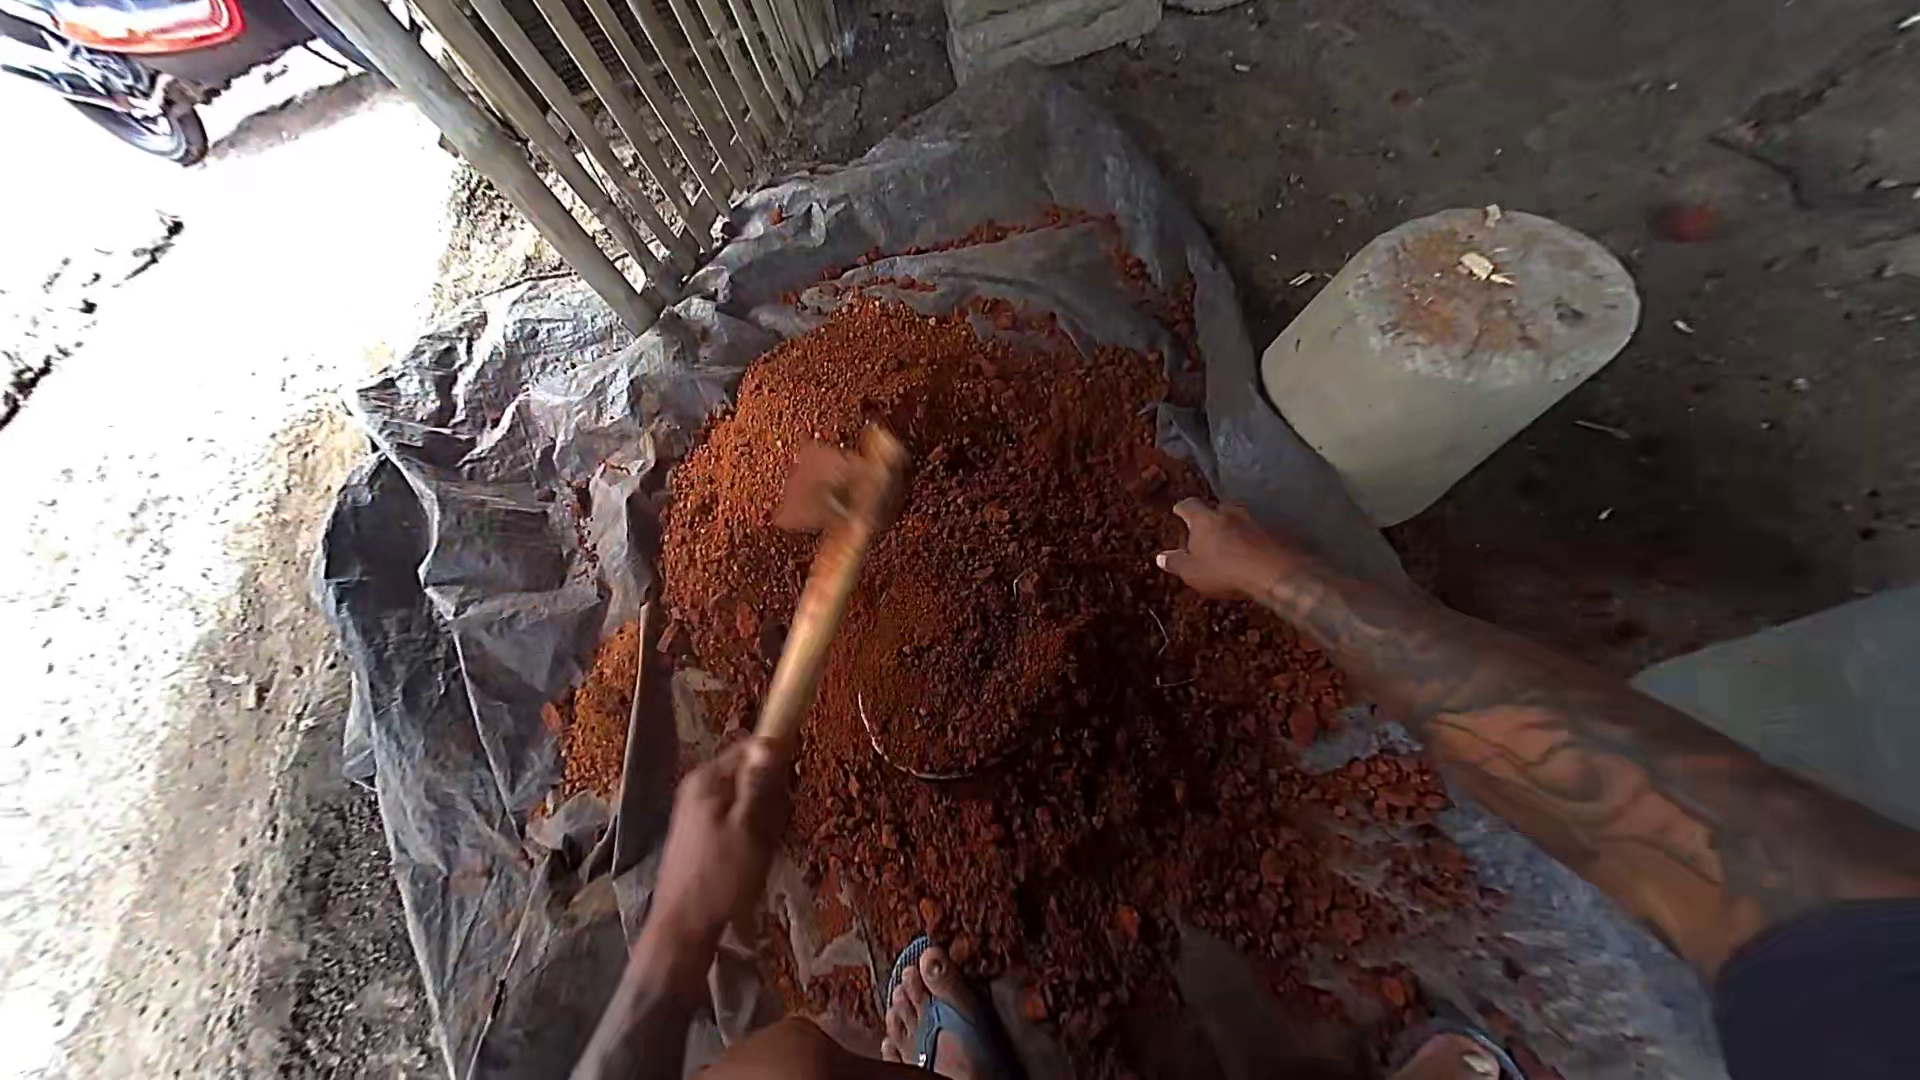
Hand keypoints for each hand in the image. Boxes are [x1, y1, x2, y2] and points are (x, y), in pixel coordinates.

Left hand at [647, 737, 789, 949]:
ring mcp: (700, 809)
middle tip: (775, 821)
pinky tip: (754, 852)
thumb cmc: (720, 877)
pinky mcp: (703, 830)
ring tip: (764, 842)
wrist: (683, 931)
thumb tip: (769, 739)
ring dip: (764, 814)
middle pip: (752, 770)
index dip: (776, 759)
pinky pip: (739, 814)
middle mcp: (701, 786)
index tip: (789, 784)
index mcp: (708, 778)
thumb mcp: (748, 826)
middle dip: (771, 792)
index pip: (752, 745)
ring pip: (749, 794)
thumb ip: (759, 781)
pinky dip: (752, 828)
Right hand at [1155, 499, 1304, 597]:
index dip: (1182, 509)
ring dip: (1235, 527)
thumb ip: (1176, 563)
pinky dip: (1255, 537)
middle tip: (1207, 532)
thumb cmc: (1225, 571)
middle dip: (1211, 518)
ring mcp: (1256, 518)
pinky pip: (1261, 530)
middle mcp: (1229, 512)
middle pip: (1217, 509)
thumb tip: (1161, 557)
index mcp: (1204, 519)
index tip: (1178, 512)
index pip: (1188, 505)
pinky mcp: (1278, 529)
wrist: (1277, 574)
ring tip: (1232, 543)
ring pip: (1240, 518)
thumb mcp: (1192, 572)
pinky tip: (1254, 551)